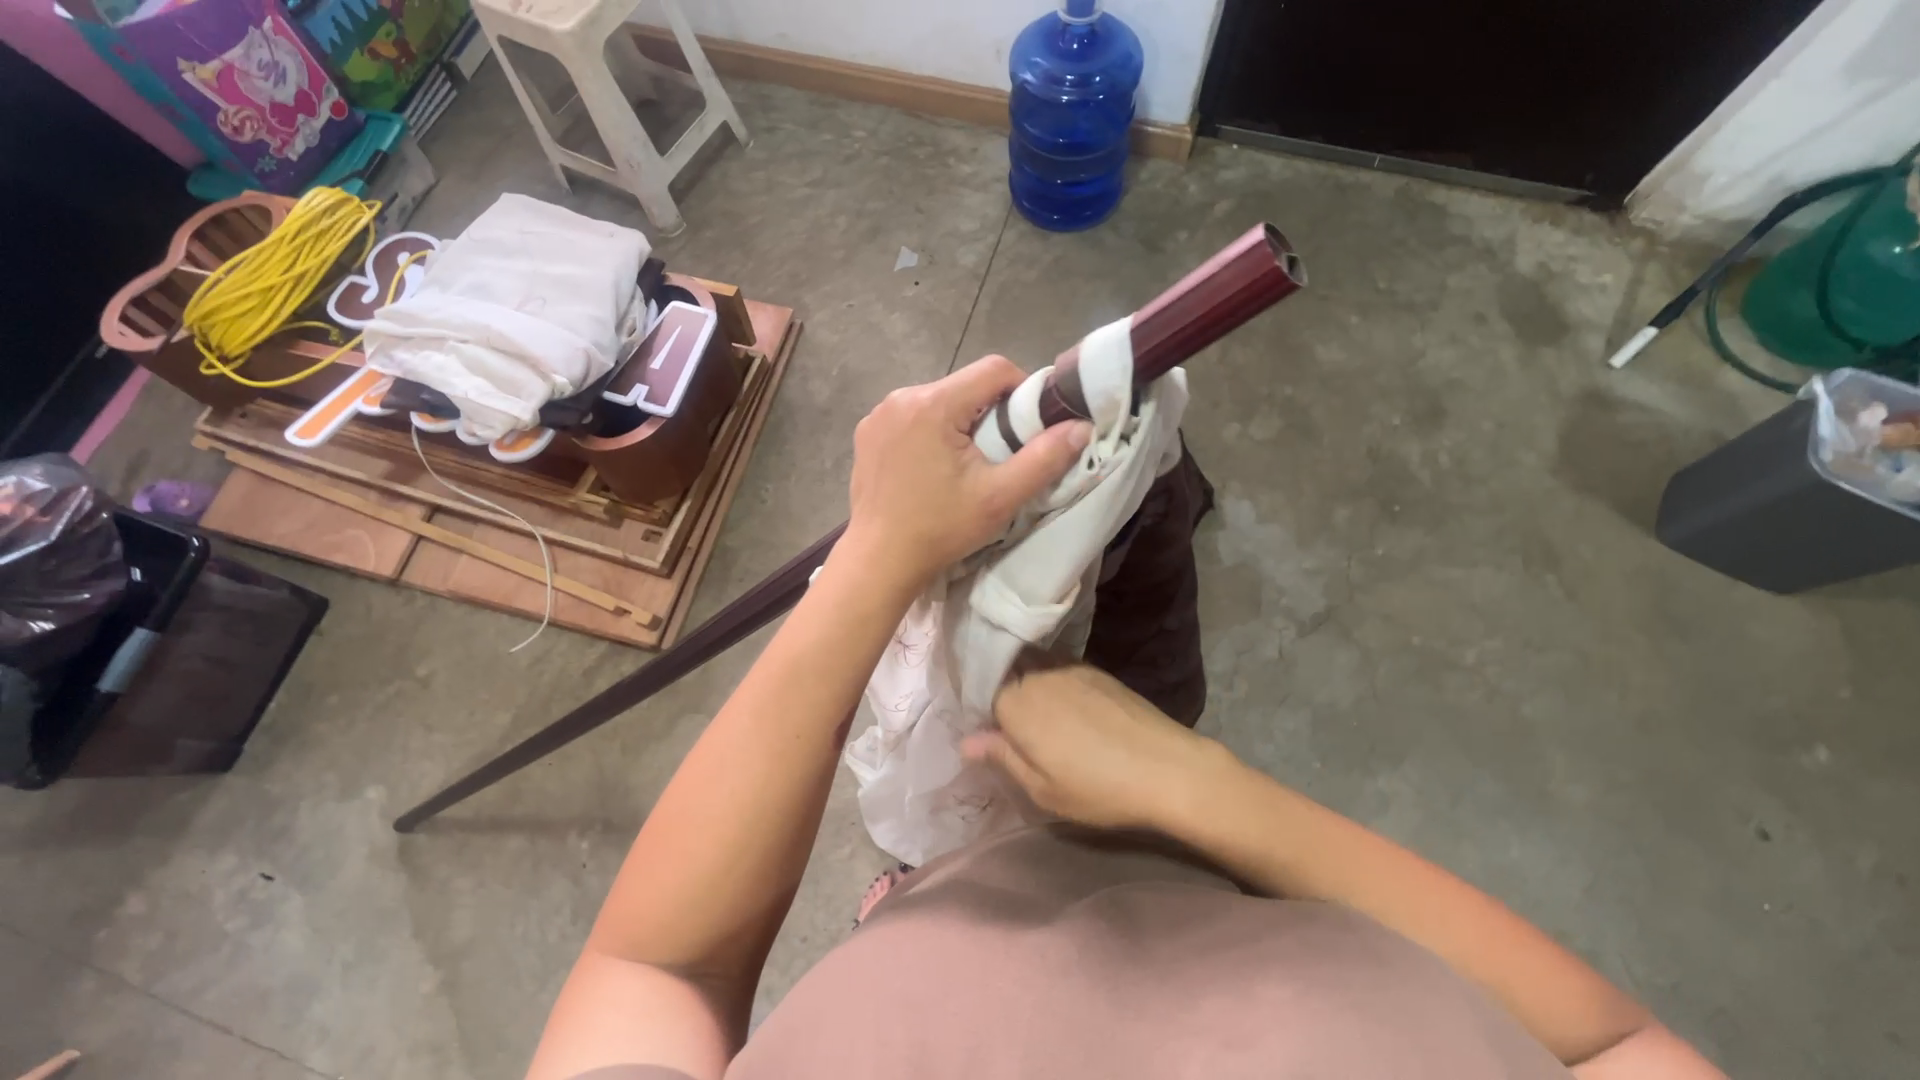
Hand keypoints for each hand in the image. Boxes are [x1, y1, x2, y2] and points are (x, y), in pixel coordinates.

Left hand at [843, 355, 1091, 591]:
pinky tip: (931, 469)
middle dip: (989, 411)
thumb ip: (1045, 458)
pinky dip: (929, 432)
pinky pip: (911, 417)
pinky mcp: (866, 433)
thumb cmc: (941, 529)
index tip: (1027, 427)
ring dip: (959, 421)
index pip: (994, 369)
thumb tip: (1082, 426)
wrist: (879, 561)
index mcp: (933, 404)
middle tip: (1000, 453)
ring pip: (938, 400)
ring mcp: (878, 415)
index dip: (1022, 390)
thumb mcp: (1000, 497)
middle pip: (964, 385)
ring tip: (965, 465)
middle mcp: (901, 397)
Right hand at [964, 658, 1234, 830]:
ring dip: (1025, 682)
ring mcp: (1069, 668)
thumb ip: (1003, 757)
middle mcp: (1038, 675)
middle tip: (1006, 723)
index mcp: (1016, 704)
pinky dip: (1050, 680)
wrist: (1169, 768)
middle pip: (1005, 673)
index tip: (982, 728)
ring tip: (1035, 713)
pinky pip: (1058, 667)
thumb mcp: (1043, 789)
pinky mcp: (1096, 669)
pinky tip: (1065, 706)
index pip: (979, 692)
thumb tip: (967, 741)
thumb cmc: (1099, 789)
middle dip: (998, 689)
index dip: (978, 708)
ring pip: (1031, 665)